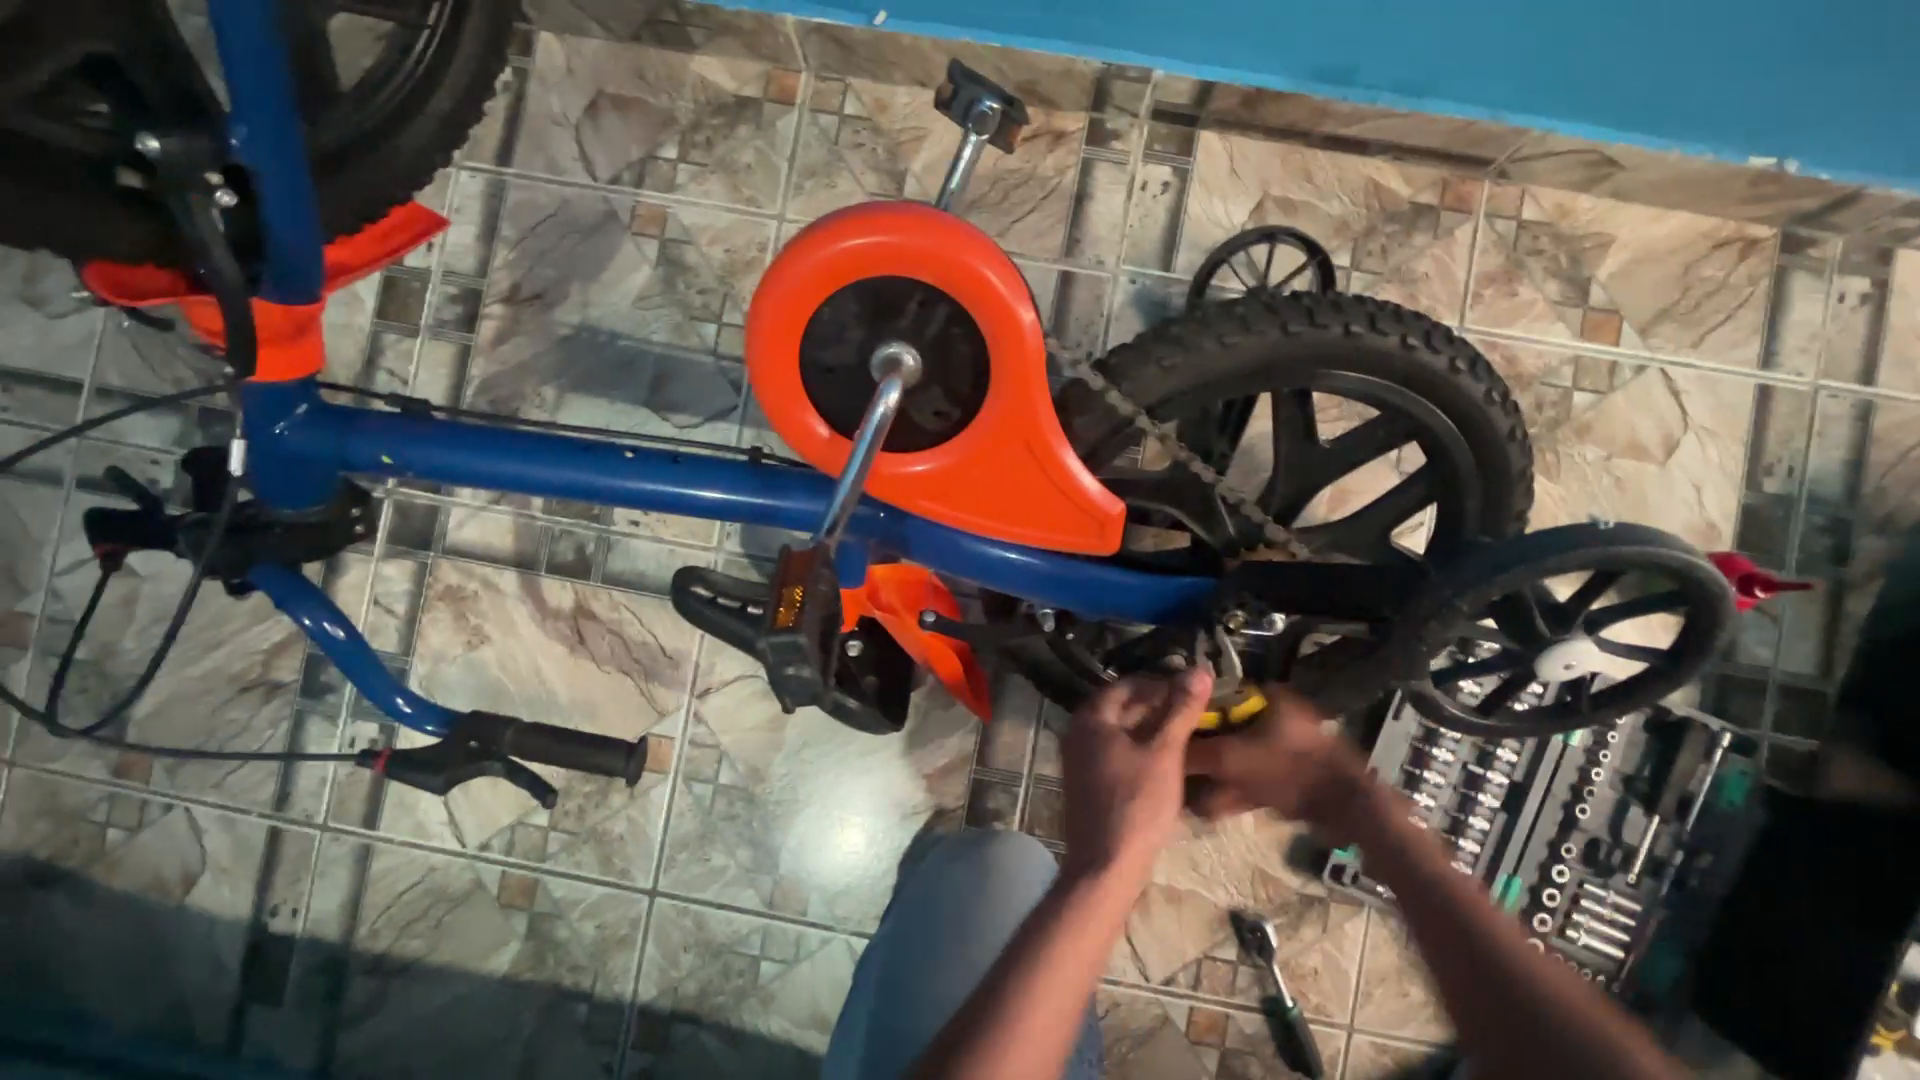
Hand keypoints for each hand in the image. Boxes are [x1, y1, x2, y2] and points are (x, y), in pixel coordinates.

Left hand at [1060, 668, 1212, 883]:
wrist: (1106, 864)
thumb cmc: (1136, 803)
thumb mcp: (1165, 752)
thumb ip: (1181, 709)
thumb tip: (1199, 668)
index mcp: (1091, 717)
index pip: (1127, 684)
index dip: (1161, 683)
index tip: (1192, 690)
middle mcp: (1077, 732)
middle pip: (1121, 707)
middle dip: (1156, 705)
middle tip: (1193, 711)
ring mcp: (1078, 759)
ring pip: (1119, 731)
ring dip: (1149, 727)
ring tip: (1185, 733)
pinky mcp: (1085, 781)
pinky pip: (1113, 752)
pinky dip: (1138, 748)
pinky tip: (1165, 760)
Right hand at [1184, 685, 1374, 840]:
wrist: (1348, 808)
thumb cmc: (1288, 770)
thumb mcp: (1231, 759)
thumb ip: (1195, 754)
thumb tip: (1165, 752)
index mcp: (1268, 697)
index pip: (1216, 697)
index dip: (1191, 715)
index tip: (1170, 733)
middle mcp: (1278, 714)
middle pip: (1227, 730)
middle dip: (1203, 754)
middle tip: (1179, 769)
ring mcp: (1288, 745)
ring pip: (1241, 757)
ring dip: (1217, 777)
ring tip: (1190, 796)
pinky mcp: (1295, 773)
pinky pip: (1257, 777)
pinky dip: (1237, 790)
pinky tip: (1211, 810)